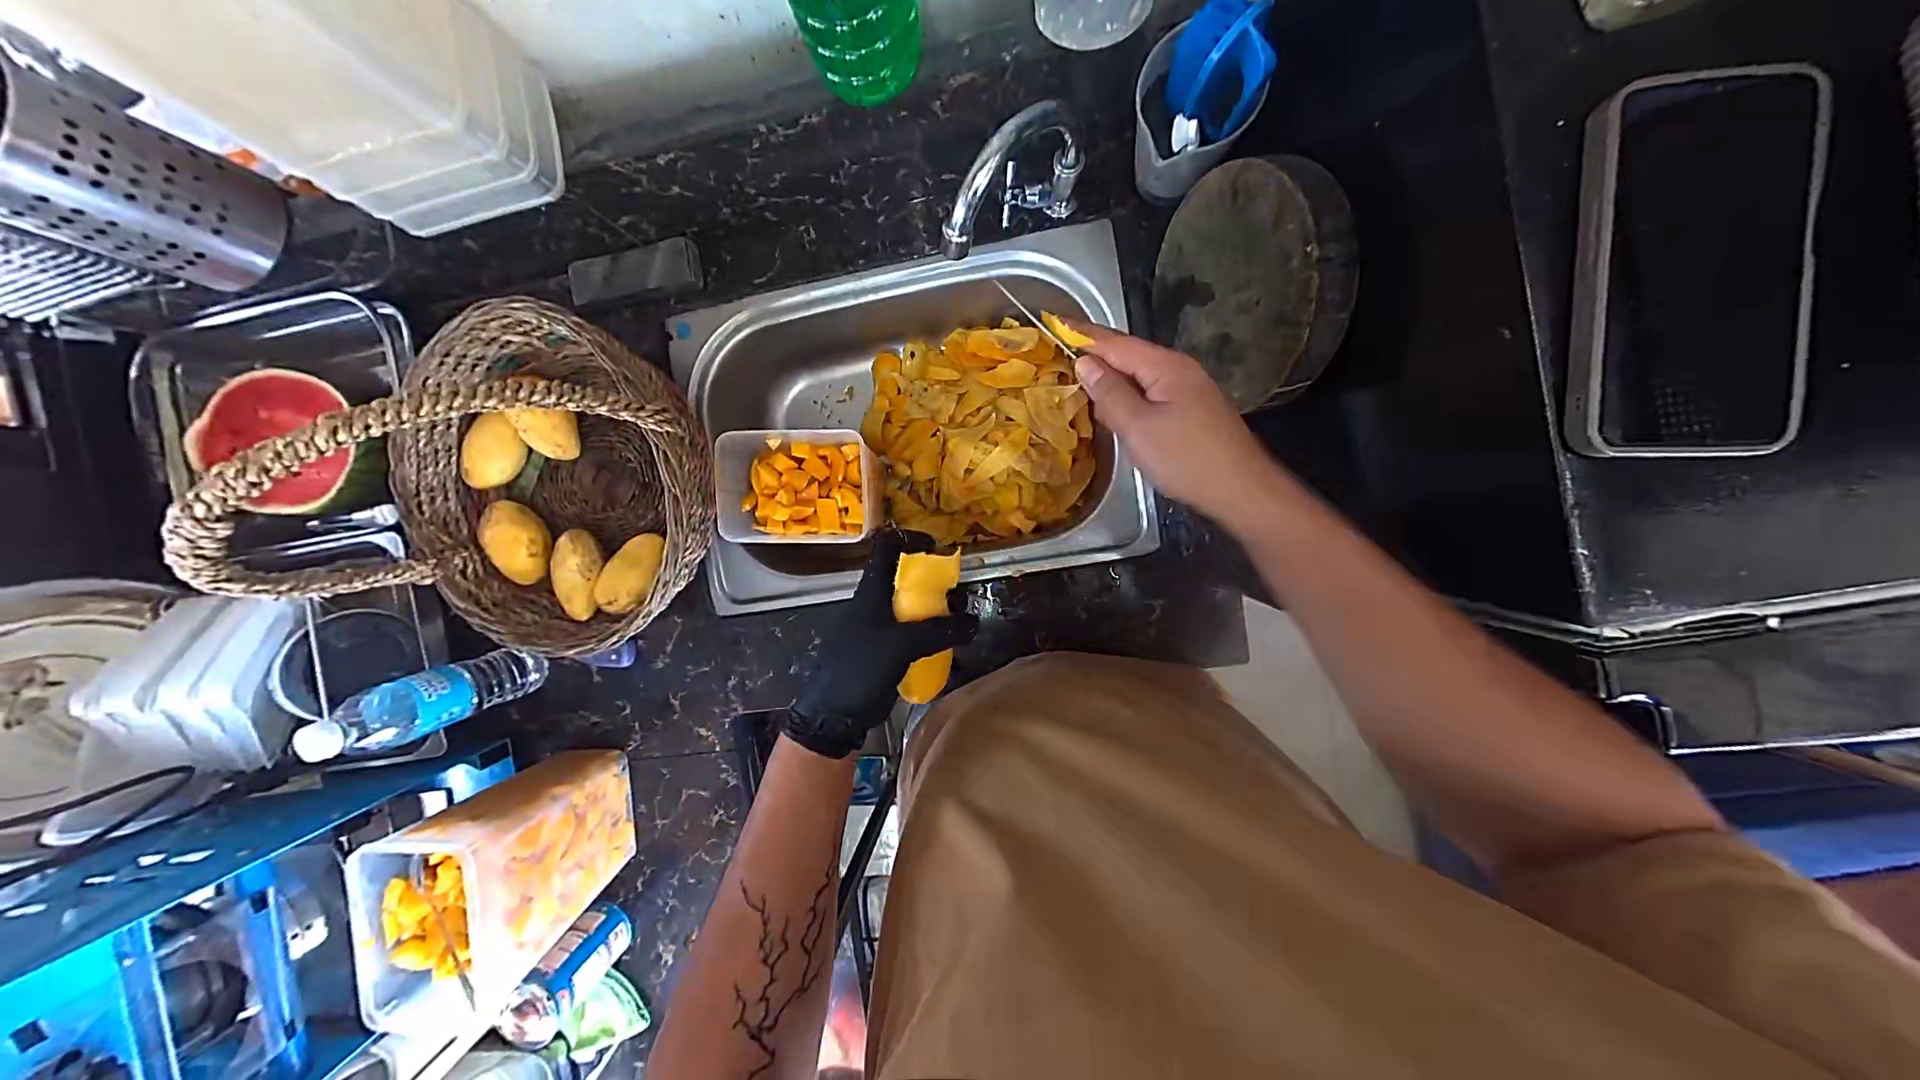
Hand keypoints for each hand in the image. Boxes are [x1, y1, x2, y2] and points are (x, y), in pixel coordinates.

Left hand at [785, 529, 977, 757]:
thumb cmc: (859, 669)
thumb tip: (972, 622)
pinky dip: (935, 633)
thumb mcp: (901, 645)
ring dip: (940, 611)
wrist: (835, 713)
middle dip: (938, 584)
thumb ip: (938, 631)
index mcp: (872, 591)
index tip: (938, 548)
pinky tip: (950, 645)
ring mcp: (882, 627)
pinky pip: (916, 632)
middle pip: (910, 578)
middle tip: (957, 599)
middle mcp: (877, 603)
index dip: (912, 540)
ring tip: (960, 625)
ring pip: (916, 607)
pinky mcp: (888, 649)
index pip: (888, 548)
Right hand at [1069, 323, 1283, 532]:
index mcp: (1165, 367)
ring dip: (1110, 377)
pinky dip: (1126, 396)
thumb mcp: (1139, 428)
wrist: (1240, 490)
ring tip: (1078, 380)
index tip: (1054, 324)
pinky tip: (1113, 409)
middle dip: (1095, 354)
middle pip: (1128, 355)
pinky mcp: (1190, 411)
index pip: (1115, 342)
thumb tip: (1085, 364)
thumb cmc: (1188, 459)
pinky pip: (1149, 394)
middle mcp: (1178, 370)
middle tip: (1059, 355)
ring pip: (1139, 376)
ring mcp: (1187, 390)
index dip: (1083, 334)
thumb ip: (1109, 394)